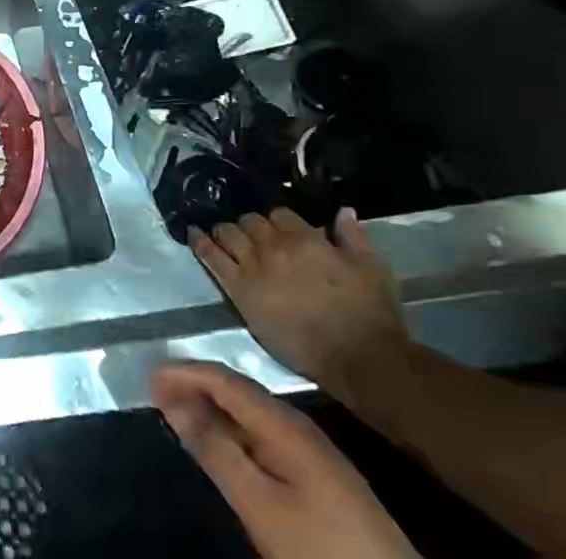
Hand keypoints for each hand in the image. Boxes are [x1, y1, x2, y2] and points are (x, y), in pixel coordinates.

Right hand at [153, 361, 417, 558]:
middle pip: (238, 389)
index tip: (146, 376)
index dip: (183, 372)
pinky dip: (230, 425)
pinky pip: (262, 430)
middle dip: (194, 383)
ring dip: (211, 404)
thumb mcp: (257, 502)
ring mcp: (313, 450)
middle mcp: (299, 426)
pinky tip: (219, 440)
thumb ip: (215, 449)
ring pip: (250, 410)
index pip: (225, 380)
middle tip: (155, 392)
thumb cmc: (318, 546)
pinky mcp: (319, 474)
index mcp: (284, 425)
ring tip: (178, 410)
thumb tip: (176, 402)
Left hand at [189, 208, 407, 393]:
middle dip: (252, 225)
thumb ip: (354, 237)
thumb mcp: (373, 268)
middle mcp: (272, 247)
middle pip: (250, 221)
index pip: (279, 213)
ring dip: (226, 230)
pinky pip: (210, 256)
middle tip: (255, 236)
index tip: (281, 229)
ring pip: (227, 233)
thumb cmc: (370, 313)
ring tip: (224, 234)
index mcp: (304, 238)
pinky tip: (192, 232)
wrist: (357, 356)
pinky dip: (199, 242)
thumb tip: (343, 210)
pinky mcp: (236, 288)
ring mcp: (251, 267)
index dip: (279, 220)